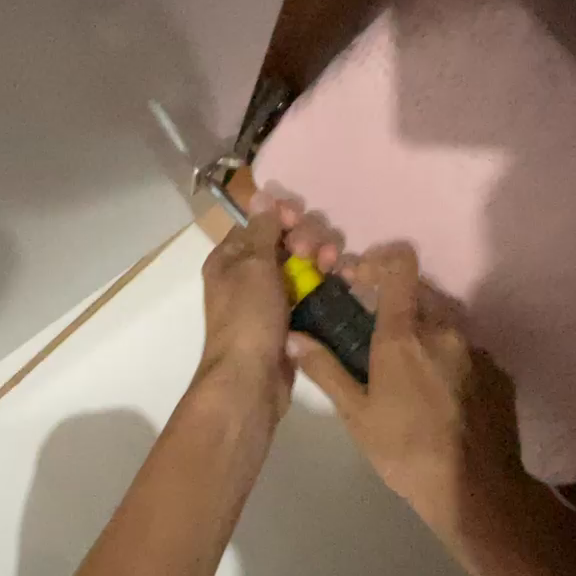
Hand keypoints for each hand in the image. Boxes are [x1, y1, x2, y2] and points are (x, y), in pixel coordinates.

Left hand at [195, 201, 344, 415]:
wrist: (251, 382)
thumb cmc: (247, 319)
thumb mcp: (252, 266)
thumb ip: (261, 229)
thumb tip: (259, 194)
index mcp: (231, 258)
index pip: (262, 221)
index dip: (284, 216)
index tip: (297, 222)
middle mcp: (249, 275)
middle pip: (288, 239)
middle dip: (308, 238)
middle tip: (316, 254)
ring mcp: (272, 298)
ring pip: (306, 263)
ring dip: (323, 257)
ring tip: (334, 268)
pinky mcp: (293, 319)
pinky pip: (314, 290)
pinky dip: (328, 282)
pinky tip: (344, 279)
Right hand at [287, 242, 533, 557]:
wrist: (474, 488)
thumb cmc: (403, 450)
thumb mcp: (355, 414)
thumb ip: (326, 369)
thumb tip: (295, 337)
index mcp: (405, 335)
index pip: (400, 266)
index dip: (378, 261)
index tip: (358, 278)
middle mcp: (445, 331)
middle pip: (421, 294)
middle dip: (395, 303)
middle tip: (373, 334)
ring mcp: (477, 350)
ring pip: (445, 325)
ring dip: (422, 334)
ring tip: (405, 372)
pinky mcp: (499, 373)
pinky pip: (467, 353)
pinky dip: (447, 361)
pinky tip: (437, 397)